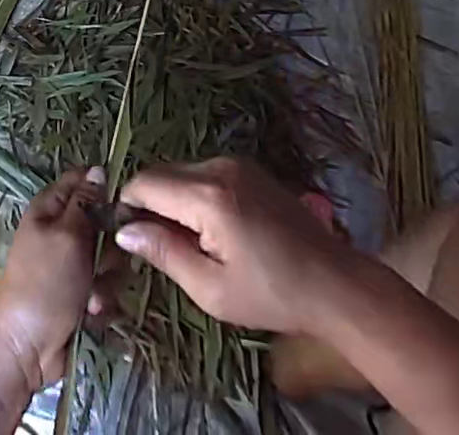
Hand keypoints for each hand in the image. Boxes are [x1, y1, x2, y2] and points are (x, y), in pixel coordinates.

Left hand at [0, 166, 107, 388]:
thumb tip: (99, 168)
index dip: (106, 188)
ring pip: (112, 258)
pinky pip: (109, 286)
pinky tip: (91, 314)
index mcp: (51, 208)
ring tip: (91, 297)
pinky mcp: (83, 292)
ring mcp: (73, 263)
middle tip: (101, 261)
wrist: (26, 347)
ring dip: (107, 280)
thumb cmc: (44, 282)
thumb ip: (87, 202)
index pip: (84, 180)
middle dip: (111, 246)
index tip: (123, 205)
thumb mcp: (67, 235)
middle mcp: (63, 230)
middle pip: (106, 222)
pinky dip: (103, 301)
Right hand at [114, 157, 355, 336]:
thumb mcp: (210, 288)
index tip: (126, 234)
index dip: (127, 205)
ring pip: (181, 171)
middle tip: (153, 243)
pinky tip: (208, 228)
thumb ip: (163, 253)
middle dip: (148, 202)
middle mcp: (219, 168)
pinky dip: (192, 194)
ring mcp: (237, 164)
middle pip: (161, 172)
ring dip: (171, 198)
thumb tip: (124, 232)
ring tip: (184, 239)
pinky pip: (203, 173)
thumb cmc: (272, 294)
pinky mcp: (249, 169)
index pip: (146, 183)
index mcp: (208, 196)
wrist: (335, 283)